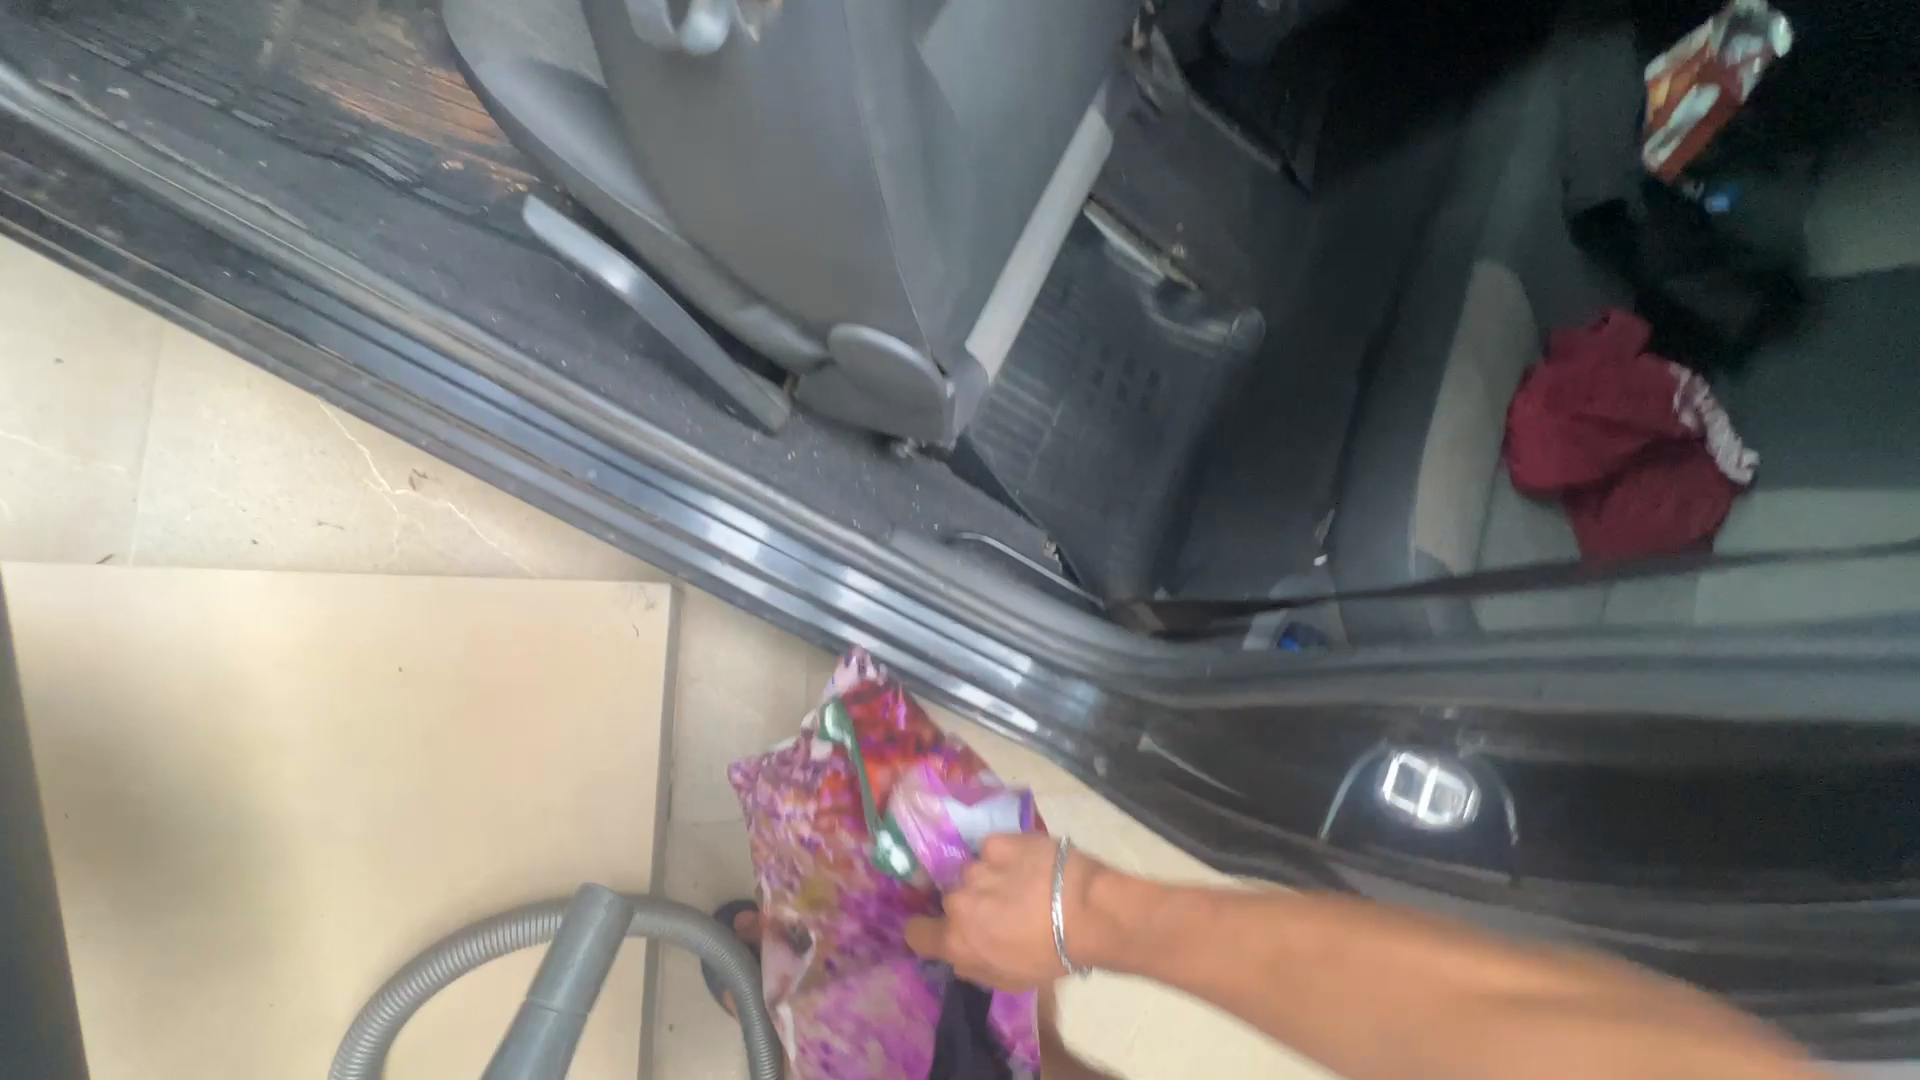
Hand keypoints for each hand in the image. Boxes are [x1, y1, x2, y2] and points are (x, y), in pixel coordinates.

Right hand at [904, 833, 1108, 990]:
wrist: (1084, 909)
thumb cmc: (1050, 954)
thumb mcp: (1009, 980)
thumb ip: (974, 966)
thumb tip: (959, 953)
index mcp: (957, 939)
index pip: (915, 932)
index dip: (927, 932)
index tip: (943, 930)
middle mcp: (958, 899)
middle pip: (950, 899)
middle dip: (969, 904)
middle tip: (999, 909)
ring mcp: (977, 865)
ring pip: (971, 872)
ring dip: (988, 878)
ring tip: (1018, 883)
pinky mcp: (998, 840)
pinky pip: (992, 849)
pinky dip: (1004, 856)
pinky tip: (1026, 863)